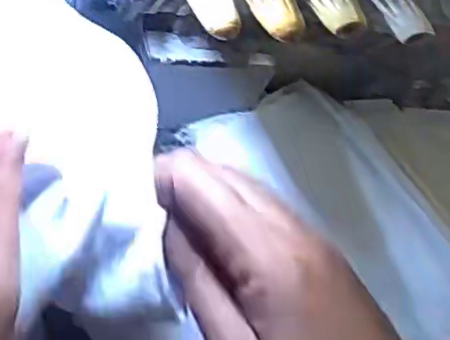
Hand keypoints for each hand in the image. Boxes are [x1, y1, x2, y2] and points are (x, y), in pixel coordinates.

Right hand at [155, 150, 398, 339]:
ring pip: (238, 180)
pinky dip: (230, 207)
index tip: (128, 205)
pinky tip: (217, 241)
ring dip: (202, 193)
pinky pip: (262, 204)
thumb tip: (160, 222)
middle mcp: (290, 221)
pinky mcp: (321, 246)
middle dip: (174, 182)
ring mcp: (311, 230)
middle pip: (215, 167)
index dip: (154, 177)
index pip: (193, 172)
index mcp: (267, 247)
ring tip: (175, 230)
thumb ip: (196, 280)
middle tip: (144, 218)